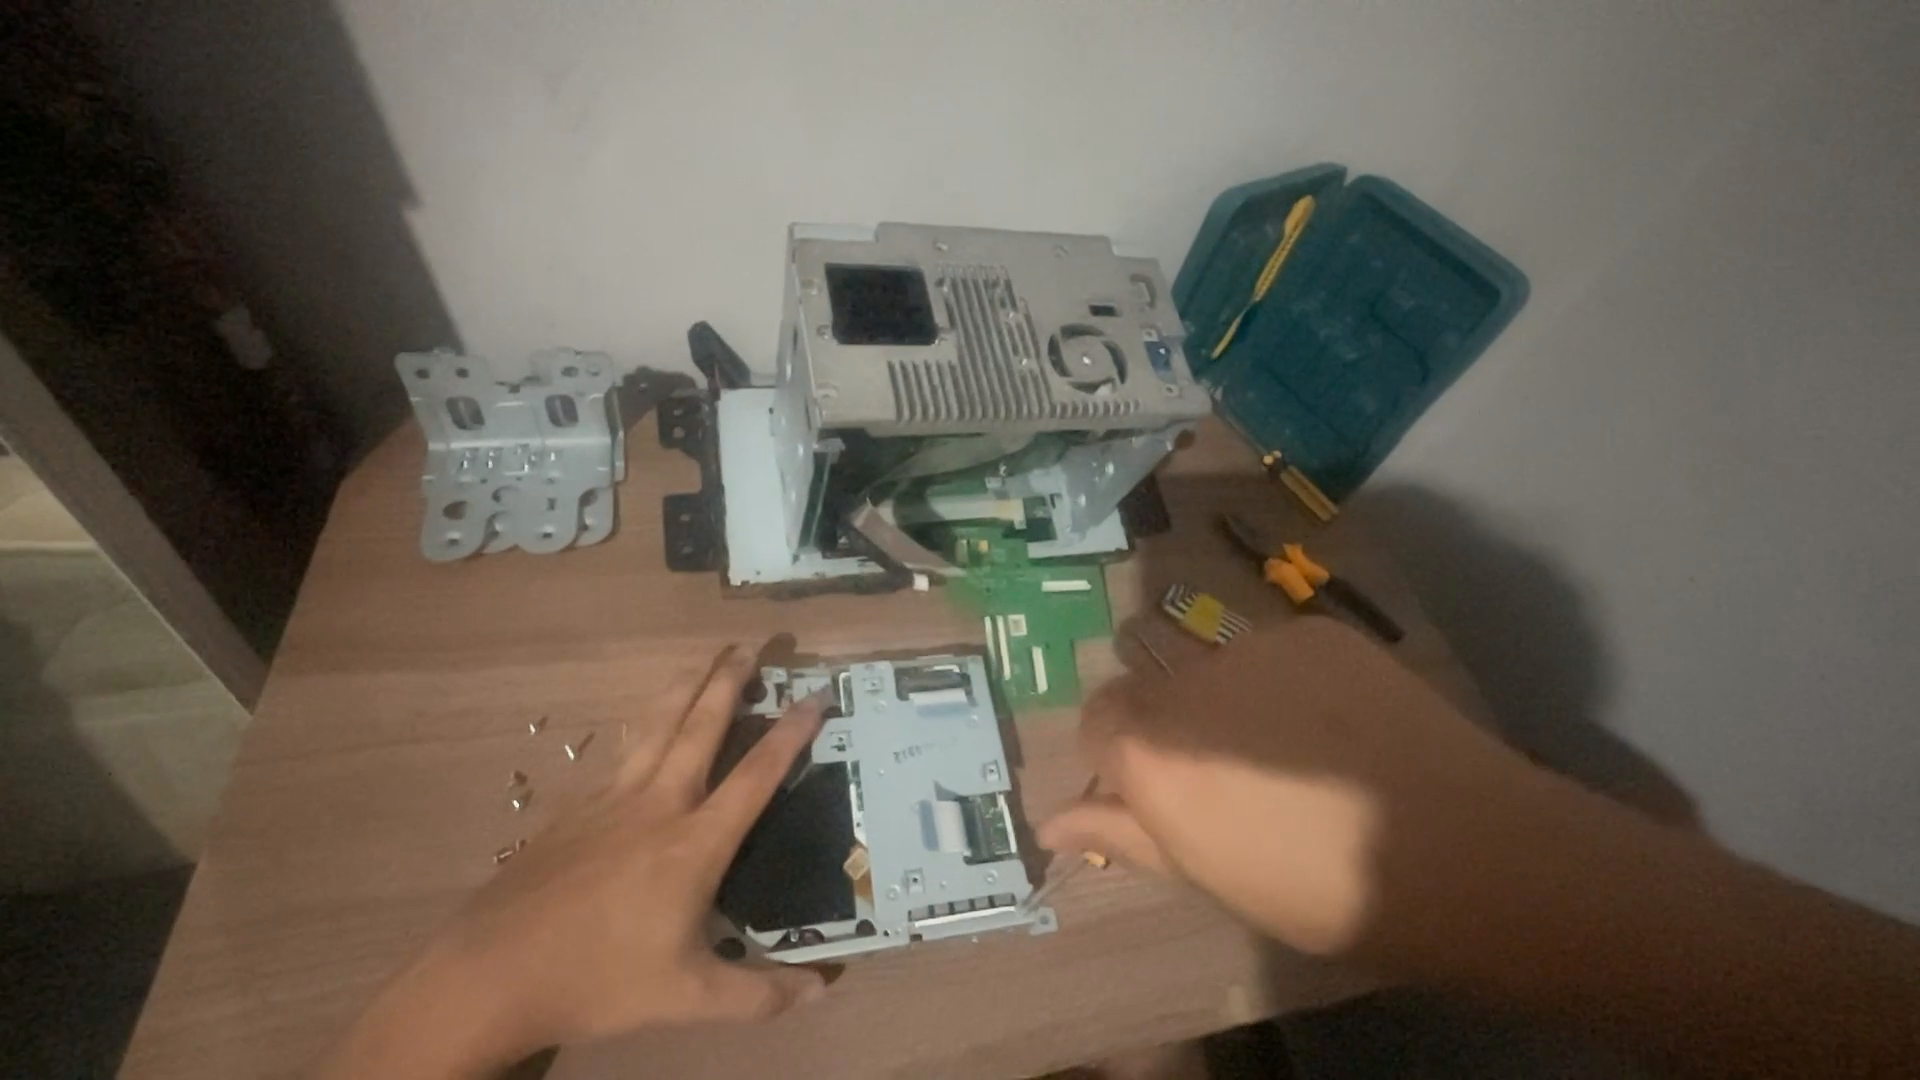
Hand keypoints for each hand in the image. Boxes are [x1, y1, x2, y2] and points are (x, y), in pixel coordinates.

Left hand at [318, 644, 825, 1077]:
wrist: (489, 975)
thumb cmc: (597, 982)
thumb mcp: (687, 999)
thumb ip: (760, 994)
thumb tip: (825, 990)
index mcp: (694, 844)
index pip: (756, 775)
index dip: (791, 732)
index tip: (815, 694)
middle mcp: (658, 805)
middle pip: (700, 726)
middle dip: (729, 682)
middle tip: (751, 646)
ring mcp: (611, 800)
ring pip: (655, 725)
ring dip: (684, 685)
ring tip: (703, 657)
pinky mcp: (575, 808)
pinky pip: (620, 750)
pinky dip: (642, 721)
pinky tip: (644, 720)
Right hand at [1038, 618, 1561, 964]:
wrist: (1467, 850)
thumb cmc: (1321, 890)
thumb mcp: (1209, 878)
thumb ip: (1123, 834)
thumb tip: (1048, 822)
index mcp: (1150, 749)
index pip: (1096, 719)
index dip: (1121, 756)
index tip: (1160, 791)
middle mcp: (1187, 682)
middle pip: (1152, 688)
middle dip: (1174, 726)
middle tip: (1234, 778)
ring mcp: (1253, 646)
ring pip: (1214, 668)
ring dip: (1229, 702)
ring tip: (1297, 753)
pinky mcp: (1314, 630)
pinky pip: (1274, 652)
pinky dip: (1286, 683)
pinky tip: (1338, 725)